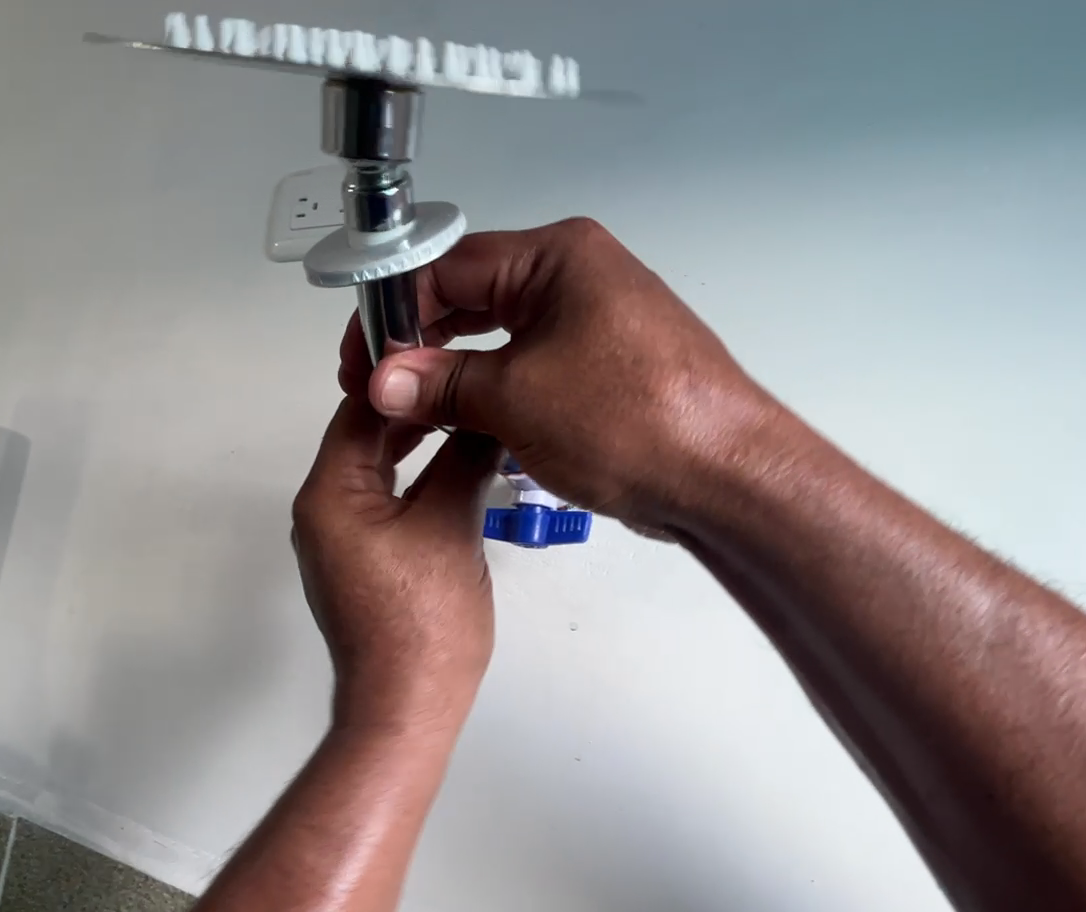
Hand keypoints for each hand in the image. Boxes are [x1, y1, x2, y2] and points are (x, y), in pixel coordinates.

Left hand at [291, 396, 500, 728]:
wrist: (407, 704)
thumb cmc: (425, 616)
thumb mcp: (450, 525)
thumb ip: (466, 458)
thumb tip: (489, 416)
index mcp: (329, 494)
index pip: (361, 411)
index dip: (402, 378)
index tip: (447, 351)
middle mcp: (321, 511)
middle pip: (366, 440)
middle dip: (416, 412)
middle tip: (468, 382)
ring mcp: (337, 541)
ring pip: (377, 473)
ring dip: (417, 447)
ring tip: (469, 418)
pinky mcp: (359, 564)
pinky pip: (384, 505)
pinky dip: (414, 483)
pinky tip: (454, 470)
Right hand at [340, 218, 786, 534]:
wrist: (723, 479)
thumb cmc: (631, 421)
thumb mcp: (516, 397)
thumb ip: (440, 383)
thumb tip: (383, 381)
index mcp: (557, 258)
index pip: (448, 266)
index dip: (396, 311)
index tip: (362, 356)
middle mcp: (575, 279)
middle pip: (470, 298)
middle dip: (419, 343)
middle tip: (377, 385)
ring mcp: (591, 324)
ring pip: (496, 338)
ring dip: (450, 371)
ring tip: (409, 407)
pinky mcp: (599, 368)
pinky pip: (525, 367)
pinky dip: (487, 390)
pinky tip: (458, 418)